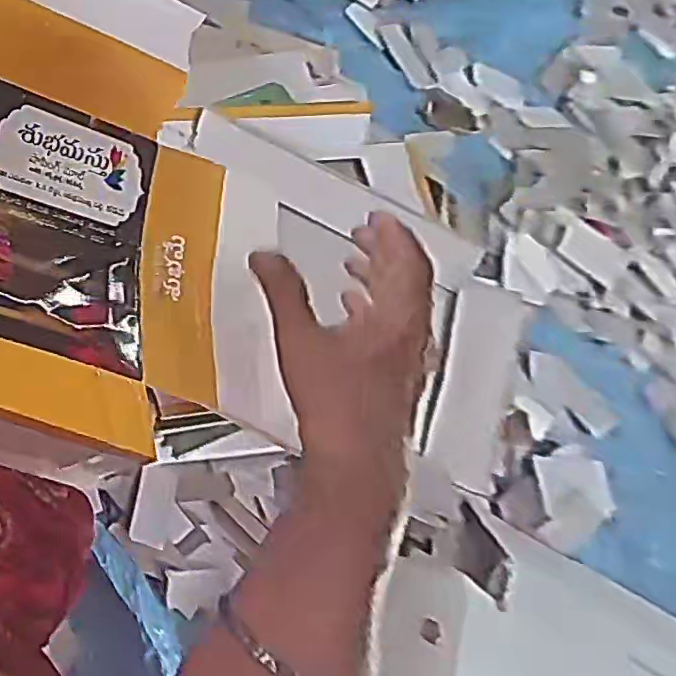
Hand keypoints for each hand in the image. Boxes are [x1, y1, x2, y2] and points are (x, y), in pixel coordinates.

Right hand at [249, 213, 433, 492]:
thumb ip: (281, 292)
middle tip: (367, 233)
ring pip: (402, 305)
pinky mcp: (392, 375)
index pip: (408, 265)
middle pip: (409, 282)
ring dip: (380, 278)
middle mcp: (409, 337)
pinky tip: (350, 311)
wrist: (353, 457)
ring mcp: (405, 358)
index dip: (395, 237)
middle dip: (387, 252)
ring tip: (356, 263)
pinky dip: (373, 306)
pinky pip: (392, 327)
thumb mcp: (297, 337)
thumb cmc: (335, 403)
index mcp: (396, 321)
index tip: (380, 219)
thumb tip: (266, 258)